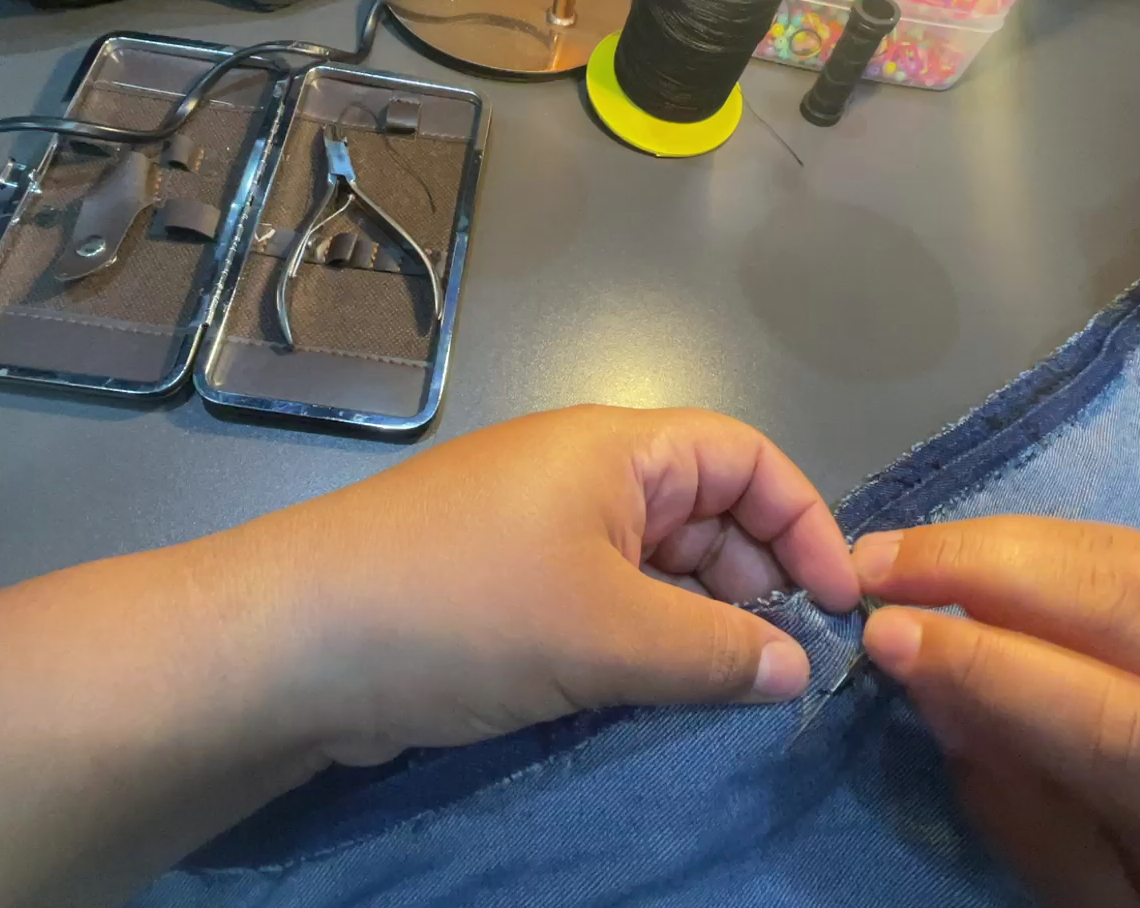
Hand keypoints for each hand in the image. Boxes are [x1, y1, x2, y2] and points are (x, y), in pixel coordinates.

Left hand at [209, 406, 857, 766]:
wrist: (299, 642)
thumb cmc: (466, 606)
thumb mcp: (606, 632)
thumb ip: (714, 650)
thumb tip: (797, 669)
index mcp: (616, 449)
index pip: (744, 457)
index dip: (803, 520)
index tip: (840, 605)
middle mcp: (584, 474)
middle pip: (705, 509)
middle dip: (755, 579)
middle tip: (784, 667)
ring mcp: (544, 526)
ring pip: (657, 561)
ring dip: (699, 619)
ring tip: (729, 690)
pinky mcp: (512, 578)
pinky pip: (607, 596)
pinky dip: (644, 637)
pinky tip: (661, 691)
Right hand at [853, 516, 1139, 907]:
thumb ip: (1031, 814)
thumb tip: (931, 688)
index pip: (1120, 725)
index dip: (986, 669)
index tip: (881, 635)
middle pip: (1114, 602)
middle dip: (969, 571)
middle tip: (868, 567)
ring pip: (1109, 550)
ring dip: (983, 540)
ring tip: (895, 549)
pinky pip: (1119, 541)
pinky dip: (1026, 537)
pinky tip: (965, 548)